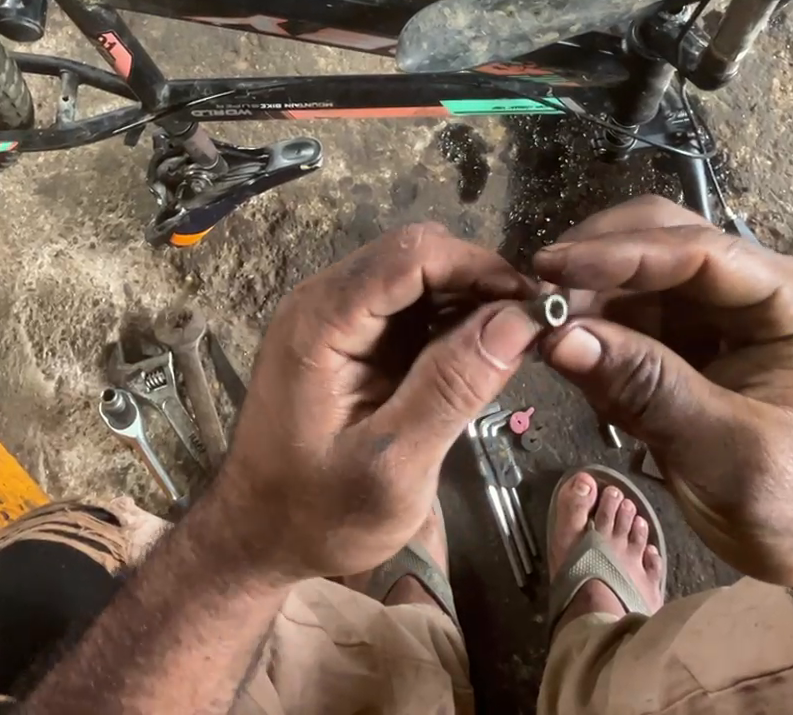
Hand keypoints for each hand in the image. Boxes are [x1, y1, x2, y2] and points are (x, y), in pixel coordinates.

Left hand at [202, 223, 541, 582]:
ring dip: (468, 297)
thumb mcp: (393, 466)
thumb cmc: (317, 514)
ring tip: (515, 341)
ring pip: (415, 274)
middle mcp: (323, 301)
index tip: (533, 304)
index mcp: (320, 321)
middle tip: (531, 326)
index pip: (409, 255)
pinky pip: (408, 305)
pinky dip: (449, 318)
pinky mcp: (349, 335)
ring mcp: (334, 315)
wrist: (259, 537)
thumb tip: (518, 321)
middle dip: (477, 280)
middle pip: (414, 255)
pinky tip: (478, 353)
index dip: (477, 267)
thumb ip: (452, 388)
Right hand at [534, 196, 792, 591]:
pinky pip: (626, 316)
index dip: (620, 254)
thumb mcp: (735, 457)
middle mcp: (754, 290)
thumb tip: (561, 337)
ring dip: (587, 297)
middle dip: (596, 261)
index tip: (548, 267)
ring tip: (547, 335)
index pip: (698, 253)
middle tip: (537, 298)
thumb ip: (651, 392)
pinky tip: (578, 361)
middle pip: (662, 239)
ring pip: (633, 274)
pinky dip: (594, 331)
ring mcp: (717, 314)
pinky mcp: (687, 342)